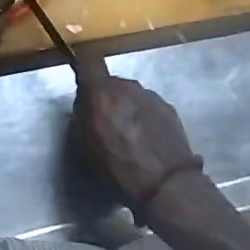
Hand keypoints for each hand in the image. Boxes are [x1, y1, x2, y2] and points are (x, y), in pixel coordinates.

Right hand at [75, 76, 204, 212]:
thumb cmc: (117, 166)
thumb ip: (80, 119)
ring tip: (131, 136)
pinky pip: (149, 107)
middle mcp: (126, 86)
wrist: (164, 183)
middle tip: (106, 123)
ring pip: (132, 95)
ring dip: (128, 109)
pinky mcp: (168, 108)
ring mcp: (150, 95)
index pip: (89, 66)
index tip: (85, 90)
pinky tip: (148, 141)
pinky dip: (146, 118)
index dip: (86, 75)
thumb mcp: (84, 147)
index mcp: (101, 91)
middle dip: (108, 99)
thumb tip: (84, 108)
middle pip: (112, 84)